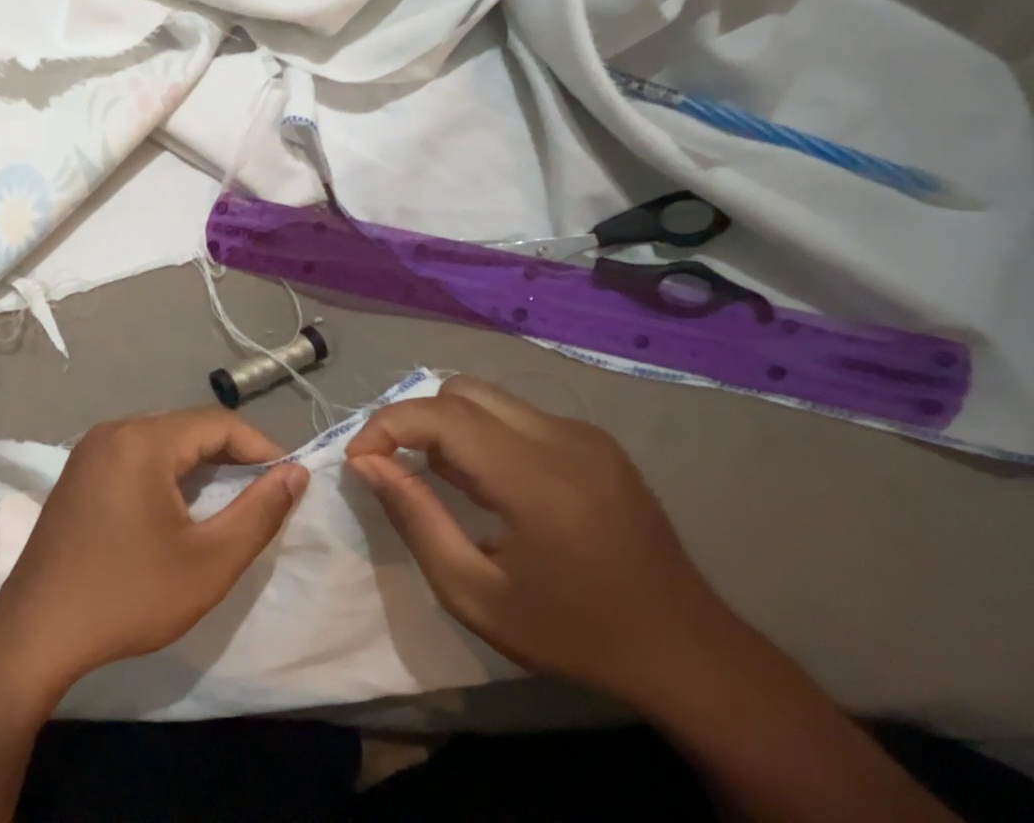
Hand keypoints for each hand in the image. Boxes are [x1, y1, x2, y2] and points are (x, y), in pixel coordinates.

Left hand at [0, 409, 309, 687]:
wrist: (39, 630)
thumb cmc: (129, 595)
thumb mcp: (209, 561)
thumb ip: (259, 512)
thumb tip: (295, 472)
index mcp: (141, 442)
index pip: (217, 423)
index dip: (261, 448)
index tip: (289, 483)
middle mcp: (111, 433)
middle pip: (186, 427)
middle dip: (231, 455)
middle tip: (263, 495)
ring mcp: (87, 453)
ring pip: (159, 442)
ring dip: (198, 465)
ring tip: (228, 503)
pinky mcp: (76, 477)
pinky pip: (133, 458)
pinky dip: (165, 473)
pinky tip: (178, 509)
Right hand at [345, 376, 737, 706]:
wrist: (683, 651)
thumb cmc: (572, 632)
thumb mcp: (474, 594)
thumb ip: (415, 519)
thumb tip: (367, 464)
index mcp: (537, 479)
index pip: (441, 414)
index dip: (385, 427)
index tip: (359, 463)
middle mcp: (565, 440)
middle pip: (462, 390)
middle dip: (413, 420)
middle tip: (393, 469)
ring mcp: (588, 438)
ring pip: (490, 397)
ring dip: (448, 426)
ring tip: (439, 482)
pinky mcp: (598, 446)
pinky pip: (520, 416)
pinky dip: (483, 435)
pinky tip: (485, 486)